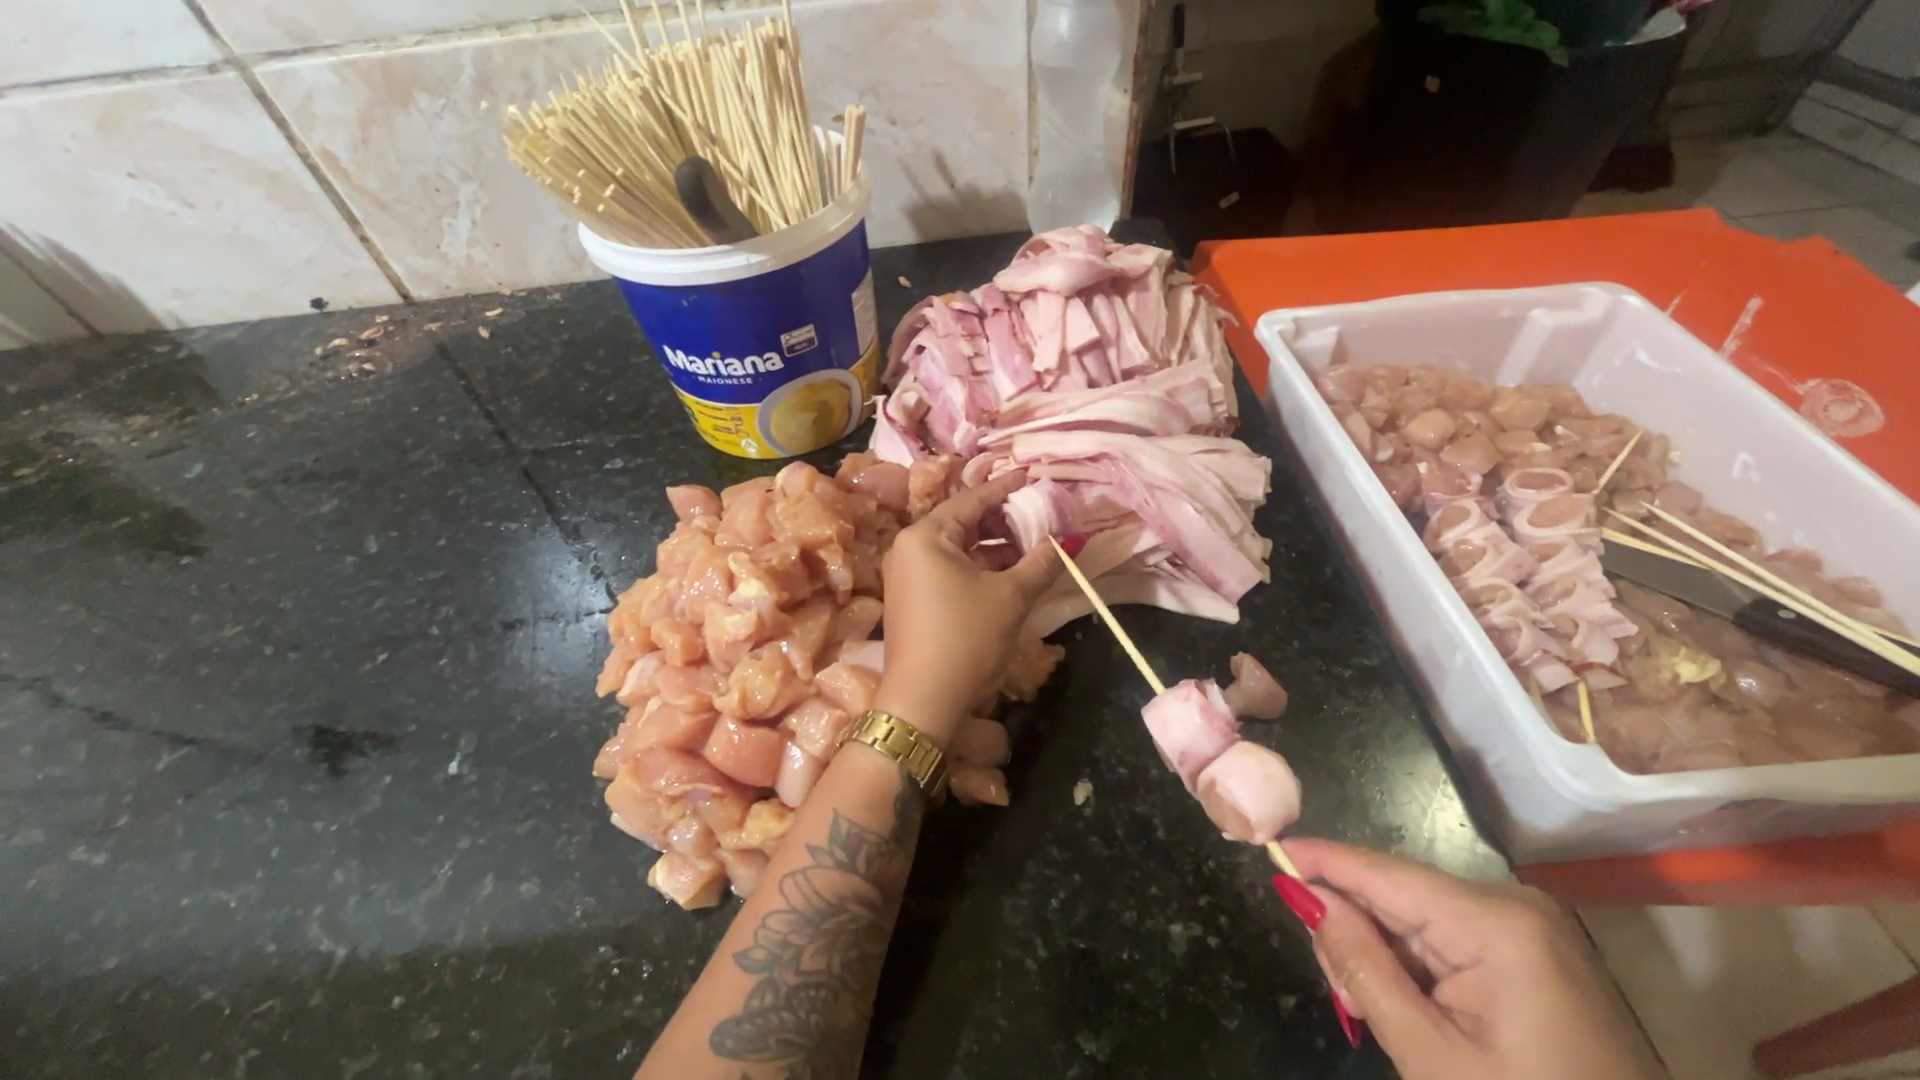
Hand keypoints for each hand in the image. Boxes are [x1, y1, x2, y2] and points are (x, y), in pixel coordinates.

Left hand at [874, 472, 1062, 746]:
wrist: (924, 701)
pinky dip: (979, 569)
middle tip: (1039, 518)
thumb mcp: (1011, 597)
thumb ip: (1042, 562)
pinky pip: (949, 571)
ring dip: (995, 548)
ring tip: (1034, 548)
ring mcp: (907, 577)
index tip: (1031, 476)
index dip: (1005, 488)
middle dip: (1003, 521)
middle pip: (962, 522)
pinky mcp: (913, 601)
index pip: (971, 500)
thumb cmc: (966, 638)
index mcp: (925, 536)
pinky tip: (1011, 576)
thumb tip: (1072, 539)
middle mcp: (909, 549)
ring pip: (958, 550)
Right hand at [1284, 840, 1662, 1079]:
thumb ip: (1362, 967)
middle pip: (1399, 894)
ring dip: (1381, 952)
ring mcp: (1530, 927)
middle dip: (1353, 928)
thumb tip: (1307, 895)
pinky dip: (1415, 964)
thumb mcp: (1430, 1055)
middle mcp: (1514, 905)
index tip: (1266, 844)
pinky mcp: (1535, 952)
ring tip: (1371, 1009)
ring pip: (1420, 917)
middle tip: (1338, 993)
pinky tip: (1406, 1002)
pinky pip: (1451, 938)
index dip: (1322, 858)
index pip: (1383, 874)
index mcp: (1495, 923)